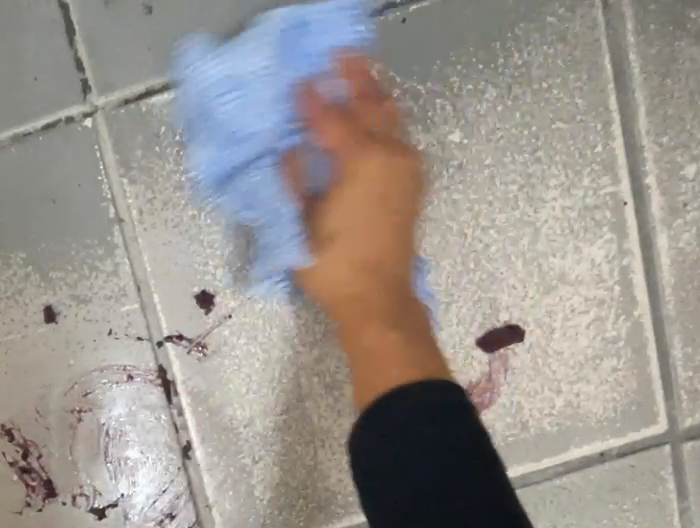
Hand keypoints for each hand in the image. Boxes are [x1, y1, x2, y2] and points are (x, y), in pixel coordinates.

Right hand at [288, 54, 428, 337]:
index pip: (332, 121)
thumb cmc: (333, 266)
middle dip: (355, 80)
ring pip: (392, 118)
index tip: (295, 86)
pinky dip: (383, 120)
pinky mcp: (411, 184)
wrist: (377, 298)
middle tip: (339, 57)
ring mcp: (406, 168)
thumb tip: (288, 156)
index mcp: (362, 161)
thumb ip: (294, 185)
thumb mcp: (301, 227)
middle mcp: (391, 155)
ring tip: (357, 77)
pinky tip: (372, 120)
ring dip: (373, 96)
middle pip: (373, 105)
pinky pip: (398, 137)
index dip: (311, 104)